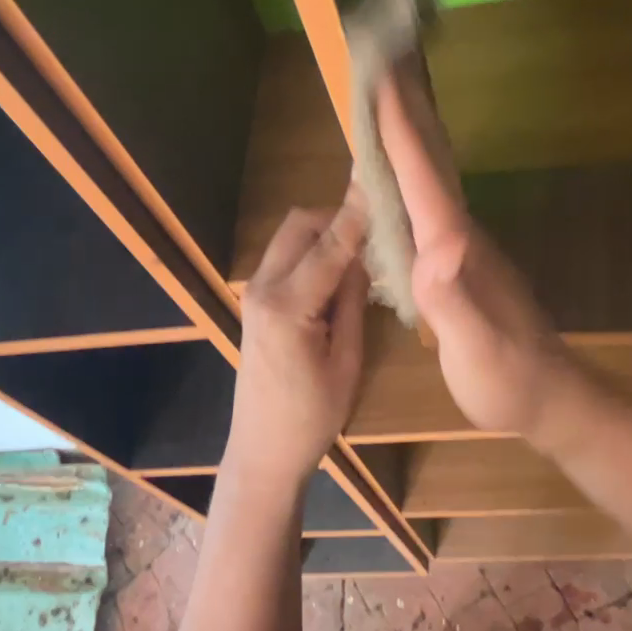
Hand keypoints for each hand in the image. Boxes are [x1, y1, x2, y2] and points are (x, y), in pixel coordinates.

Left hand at [222, 195, 368, 486]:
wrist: (263, 450)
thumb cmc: (312, 417)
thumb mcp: (347, 362)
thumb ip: (353, 302)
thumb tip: (364, 257)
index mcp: (288, 306)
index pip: (329, 245)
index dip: (356, 212)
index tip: (377, 179)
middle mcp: (263, 289)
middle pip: (299, 225)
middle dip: (336, 218)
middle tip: (376, 232)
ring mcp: (253, 294)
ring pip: (290, 238)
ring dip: (323, 234)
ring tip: (363, 253)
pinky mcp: (255, 303)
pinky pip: (285, 259)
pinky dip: (312, 253)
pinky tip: (339, 273)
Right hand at [375, 74, 586, 441]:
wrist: (548, 397)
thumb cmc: (506, 378)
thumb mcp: (474, 348)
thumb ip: (452, 298)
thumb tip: (437, 242)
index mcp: (454, 246)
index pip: (424, 176)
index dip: (400, 126)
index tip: (381, 73)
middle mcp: (460, 234)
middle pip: (433, 161)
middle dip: (409, 108)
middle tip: (386, 56)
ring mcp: (464, 246)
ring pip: (434, 175)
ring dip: (413, 132)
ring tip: (388, 97)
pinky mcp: (462, 261)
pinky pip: (431, 199)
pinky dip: (415, 169)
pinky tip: (402, 172)